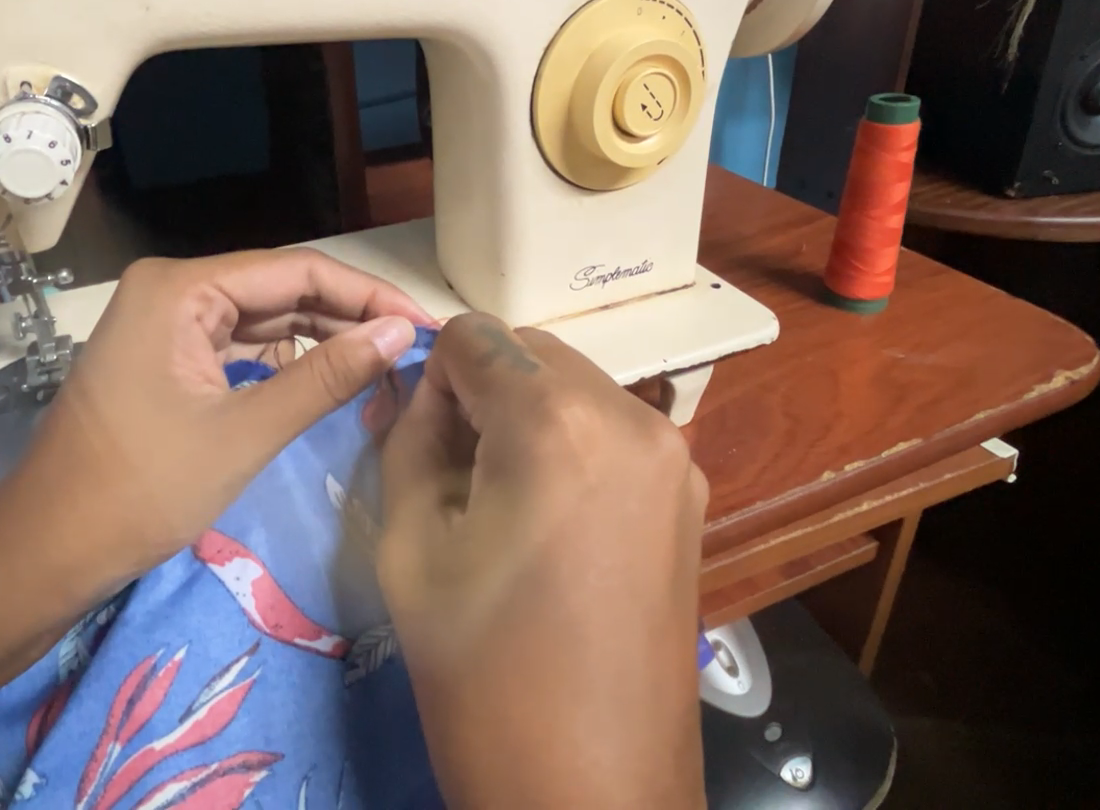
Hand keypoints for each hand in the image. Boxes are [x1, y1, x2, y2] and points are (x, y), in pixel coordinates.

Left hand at [0, 249, 432, 609]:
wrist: (46, 552)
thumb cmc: (141, 490)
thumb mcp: (245, 431)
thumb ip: (327, 377)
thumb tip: (400, 333)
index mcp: (181, 288)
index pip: (297, 271)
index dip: (367, 294)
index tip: (422, 322)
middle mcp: (174, 289)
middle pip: (282, 288)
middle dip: (349, 315)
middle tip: (413, 344)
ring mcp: (168, 322)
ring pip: (266, 316)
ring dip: (324, 335)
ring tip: (385, 357)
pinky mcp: (170, 355)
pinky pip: (243, 343)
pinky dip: (289, 358)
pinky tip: (332, 371)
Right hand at [376, 314, 708, 809]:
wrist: (593, 792)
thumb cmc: (481, 672)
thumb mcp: (409, 543)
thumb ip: (410, 436)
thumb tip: (426, 391)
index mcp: (555, 421)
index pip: (473, 335)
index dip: (433, 375)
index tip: (422, 434)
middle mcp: (629, 414)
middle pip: (530, 351)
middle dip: (482, 385)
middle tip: (456, 464)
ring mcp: (673, 452)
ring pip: (574, 383)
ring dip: (528, 410)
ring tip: (504, 492)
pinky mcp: (690, 491)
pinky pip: (612, 427)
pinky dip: (571, 440)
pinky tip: (554, 512)